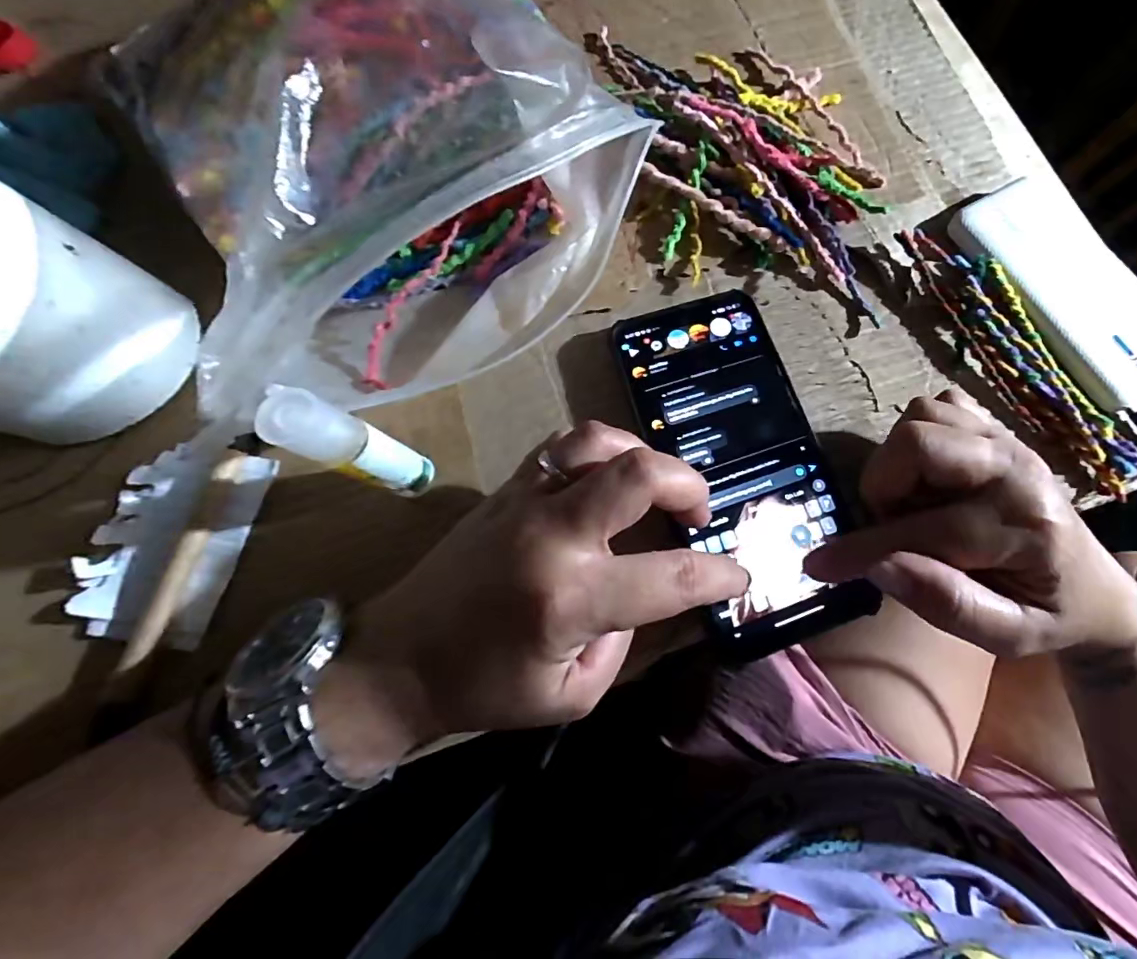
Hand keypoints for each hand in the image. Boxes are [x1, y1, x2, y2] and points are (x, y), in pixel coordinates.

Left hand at [332, 421, 749, 752]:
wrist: (398, 657)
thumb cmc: (485, 688)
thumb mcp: (572, 695)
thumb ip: (624, 641)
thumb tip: (643, 593)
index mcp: (572, 598)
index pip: (672, 575)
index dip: (720, 574)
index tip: (737, 574)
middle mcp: (554, 535)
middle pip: (641, 473)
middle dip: (690, 487)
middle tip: (697, 515)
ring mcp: (527, 499)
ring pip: (601, 441)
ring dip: (646, 457)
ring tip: (656, 487)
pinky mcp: (509, 486)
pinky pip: (566, 444)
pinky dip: (604, 451)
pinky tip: (610, 478)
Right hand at [802, 389, 1136, 659]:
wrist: (1098, 586)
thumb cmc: (1049, 614)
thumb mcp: (1008, 636)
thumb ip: (946, 604)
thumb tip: (877, 566)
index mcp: (1024, 526)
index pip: (923, 530)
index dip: (861, 549)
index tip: (817, 564)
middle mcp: (1017, 469)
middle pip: (918, 440)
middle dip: (883, 484)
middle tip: (892, 522)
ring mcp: (1009, 441)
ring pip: (922, 415)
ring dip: (899, 460)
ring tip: (914, 501)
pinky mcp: (1000, 429)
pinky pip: (940, 406)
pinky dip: (921, 433)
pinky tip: (931, 474)